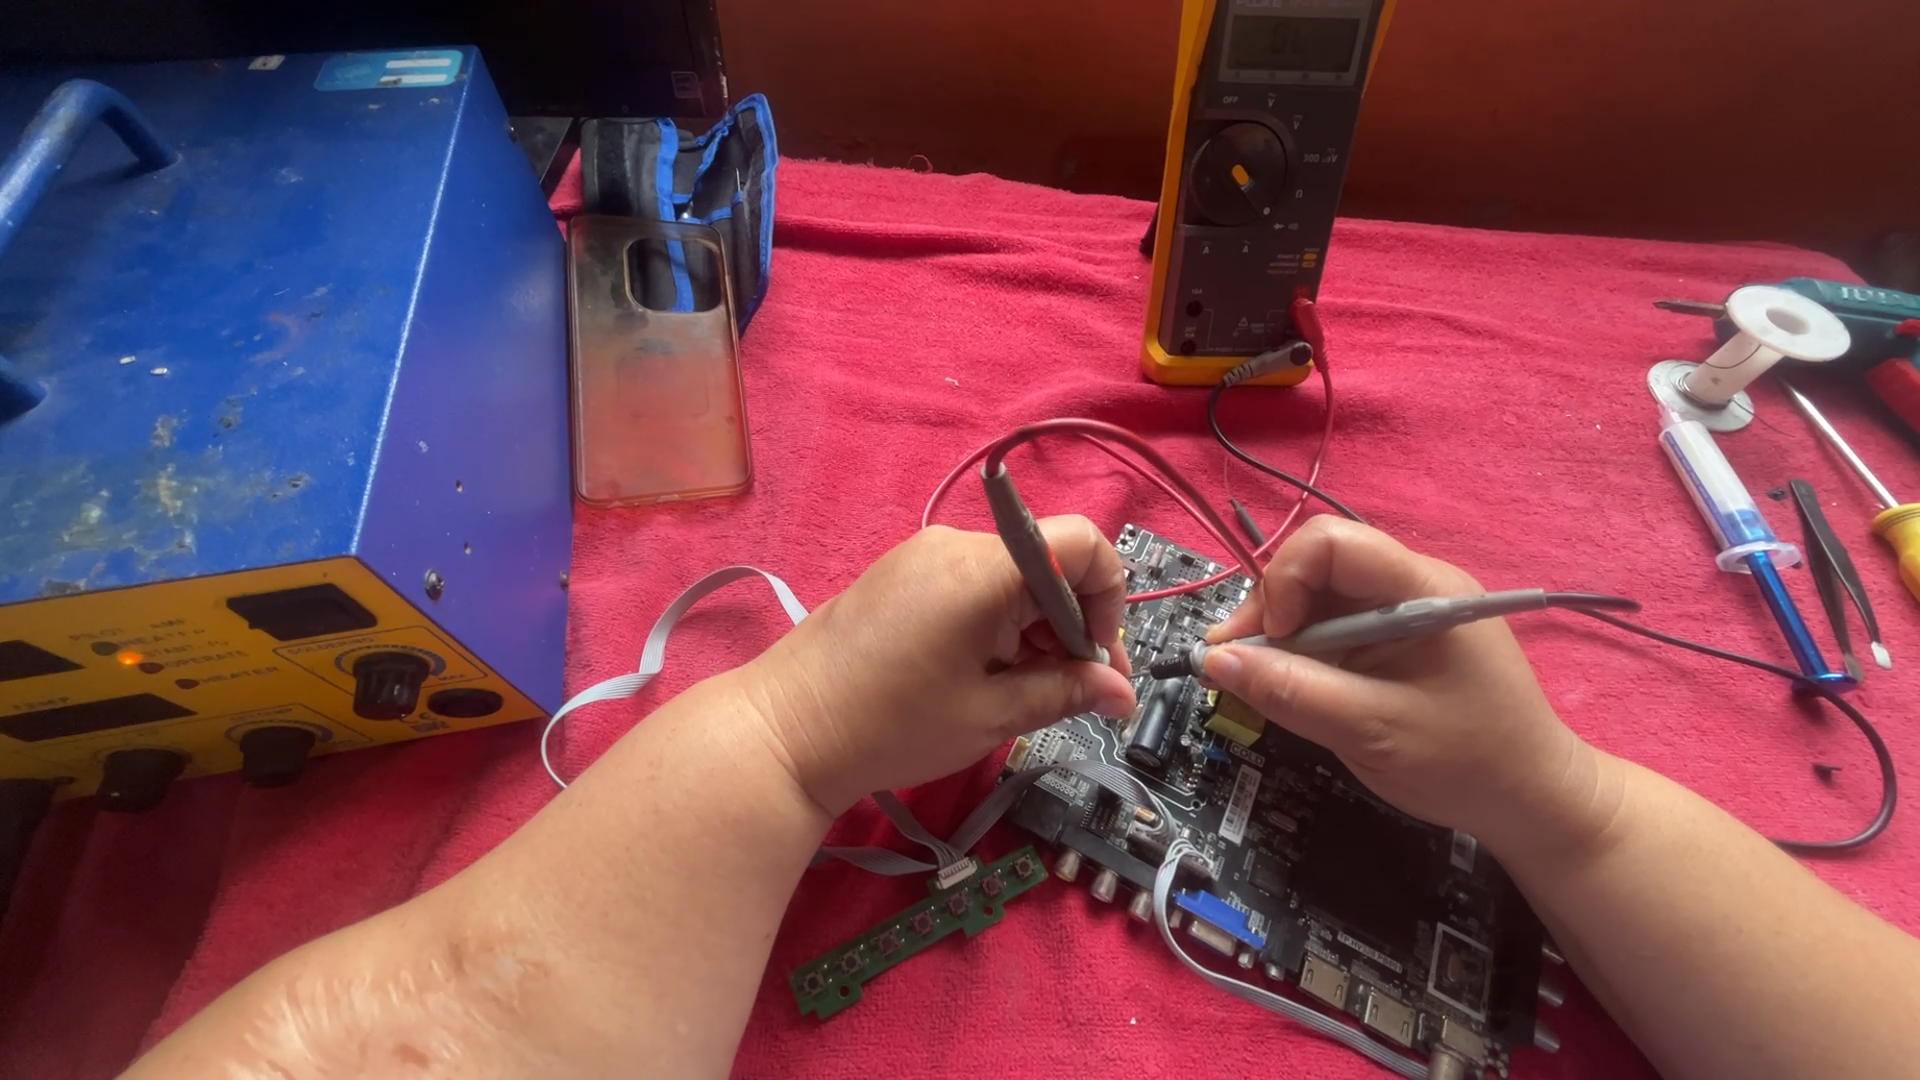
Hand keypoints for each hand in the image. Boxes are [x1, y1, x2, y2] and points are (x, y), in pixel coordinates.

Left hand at [739, 518, 1136, 814]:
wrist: (782, 730)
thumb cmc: (890, 725)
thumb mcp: (989, 715)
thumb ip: (1066, 692)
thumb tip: (1122, 692)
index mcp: (981, 568)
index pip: (1081, 543)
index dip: (1107, 598)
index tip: (1096, 661)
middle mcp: (955, 544)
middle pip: (1046, 562)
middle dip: (1071, 625)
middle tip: (1072, 691)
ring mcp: (923, 554)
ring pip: (1011, 575)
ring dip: (1034, 628)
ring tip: (1018, 690)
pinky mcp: (903, 572)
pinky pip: (974, 582)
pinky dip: (997, 621)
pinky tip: (982, 670)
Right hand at [1201, 516, 1605, 851]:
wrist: (1533, 800)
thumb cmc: (1466, 764)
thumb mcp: (1371, 732)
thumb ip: (1291, 692)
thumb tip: (1214, 660)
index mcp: (1421, 590)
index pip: (1331, 542)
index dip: (1286, 580)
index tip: (1272, 639)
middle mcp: (1408, 584)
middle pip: (1313, 564)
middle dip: (1268, 609)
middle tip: (1238, 663)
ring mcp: (1398, 608)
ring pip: (1311, 594)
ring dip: (1275, 632)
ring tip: (1257, 677)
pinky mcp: (1389, 634)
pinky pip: (1325, 622)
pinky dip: (1295, 649)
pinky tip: (1286, 679)